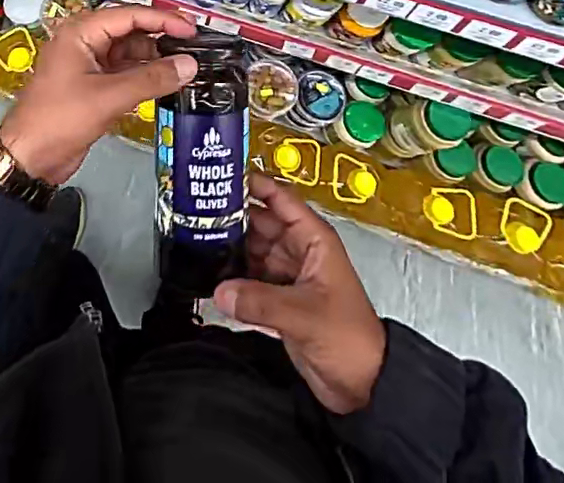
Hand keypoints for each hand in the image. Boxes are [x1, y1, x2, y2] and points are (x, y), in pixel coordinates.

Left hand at [0, 6, 196, 185]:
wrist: (30, 157)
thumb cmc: (56, 119)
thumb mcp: (109, 96)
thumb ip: (151, 79)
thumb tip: (187, 65)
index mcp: (81, 32)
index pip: (130, 15)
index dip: (163, 19)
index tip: (190, 28)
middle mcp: (85, 43)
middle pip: (131, 31)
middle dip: (161, 38)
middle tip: (192, 45)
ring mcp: (89, 64)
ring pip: (130, 53)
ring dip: (155, 59)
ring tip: (184, 67)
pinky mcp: (94, 85)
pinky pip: (125, 72)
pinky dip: (145, 76)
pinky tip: (165, 82)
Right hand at [213, 173, 386, 413]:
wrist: (363, 385)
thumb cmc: (352, 339)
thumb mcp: (303, 315)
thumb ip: (259, 301)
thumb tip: (222, 290)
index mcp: (313, 239)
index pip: (280, 198)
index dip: (254, 184)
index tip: (225, 178)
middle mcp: (299, 250)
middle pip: (260, 221)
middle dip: (233, 217)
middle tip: (200, 214)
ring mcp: (288, 272)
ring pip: (253, 248)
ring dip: (231, 247)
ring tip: (201, 242)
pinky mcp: (279, 296)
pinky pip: (251, 275)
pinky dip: (234, 276)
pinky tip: (214, 276)